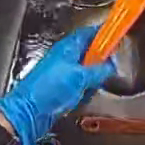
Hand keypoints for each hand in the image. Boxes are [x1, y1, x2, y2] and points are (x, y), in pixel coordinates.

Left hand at [0, 26, 113, 144]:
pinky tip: (82, 96)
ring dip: (93, 79)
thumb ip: (99, 69)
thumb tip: (112, 65)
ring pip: (87, 70)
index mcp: (68, 47)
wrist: (28, 112)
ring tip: (91, 87)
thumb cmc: (48, 89)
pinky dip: (85, 90)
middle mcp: (65, 56)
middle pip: (90, 52)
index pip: (90, 32)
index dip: (104, 33)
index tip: (117, 34)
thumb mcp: (81, 77)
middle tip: (108, 68)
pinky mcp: (62, 87)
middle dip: (100, 61)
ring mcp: (63, 72)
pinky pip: (81, 84)